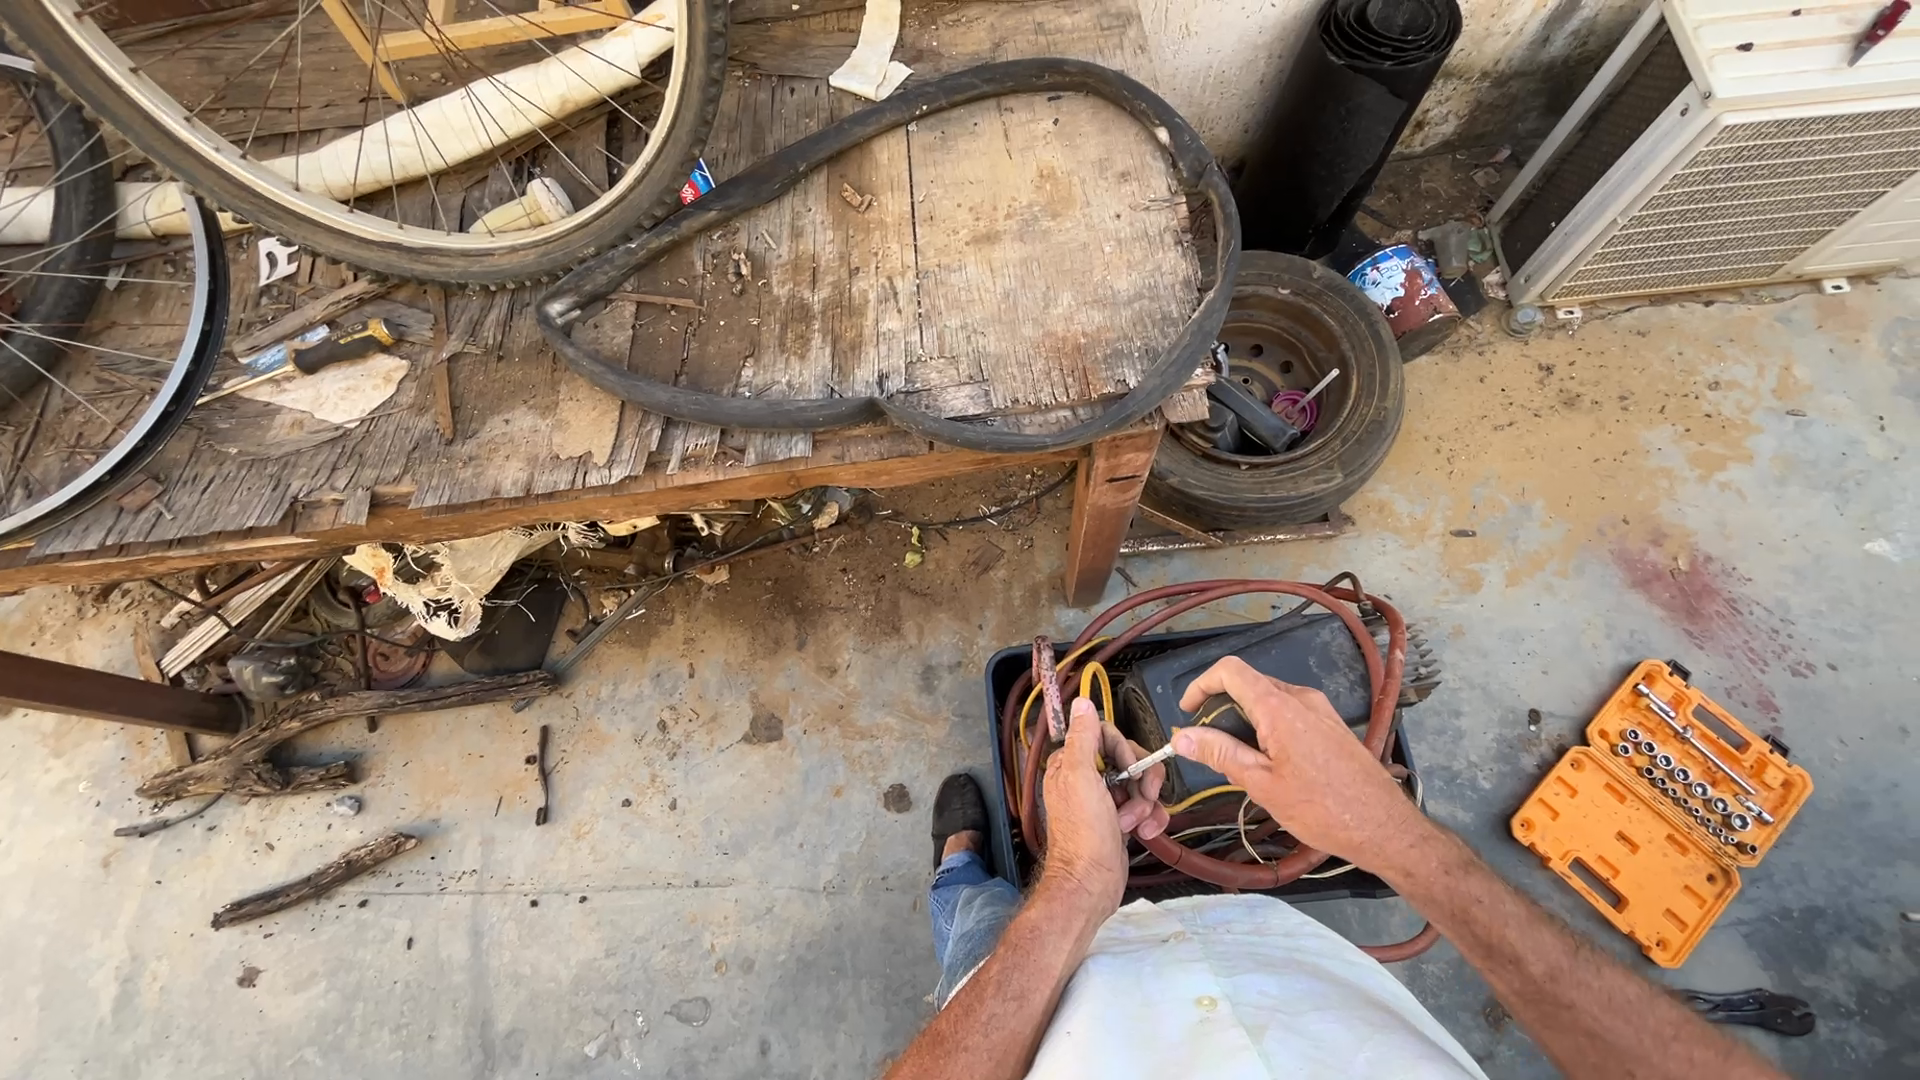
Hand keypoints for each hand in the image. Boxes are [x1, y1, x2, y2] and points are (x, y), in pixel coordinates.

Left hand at [1040, 697, 1166, 913]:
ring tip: (1135, 823)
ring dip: (1146, 802)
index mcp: (1072, 763)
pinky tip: (1145, 832)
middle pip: (1128, 757)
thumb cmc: (1083, 833)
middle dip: (1140, 779)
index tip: (1129, 768)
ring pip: (1141, 782)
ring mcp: (1105, 799)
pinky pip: (1146, 805)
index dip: (1123, 749)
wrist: (1092, 883)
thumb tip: (1082, 703)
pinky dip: (1150, 817)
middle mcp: (1087, 777)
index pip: (1106, 734)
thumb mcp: (1081, 778)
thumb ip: (1083, 739)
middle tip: (1141, 797)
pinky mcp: (1121, 818)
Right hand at [1171, 657, 1420, 868]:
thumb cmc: (1321, 808)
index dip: (1201, 684)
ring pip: (1269, 698)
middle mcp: (1301, 698)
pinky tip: (1271, 762)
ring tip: (1241, 760)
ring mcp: (1320, 709)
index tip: (1188, 711)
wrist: (1385, 829)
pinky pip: (1289, 711)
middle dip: (1221, 707)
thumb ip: (1220, 753)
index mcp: (1279, 707)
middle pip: (1248, 683)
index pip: (1230, 671)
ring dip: (1245, 718)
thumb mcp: (1261, 783)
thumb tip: (1181, 736)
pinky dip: (1268, 725)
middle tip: (1212, 745)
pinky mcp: (1331, 724)